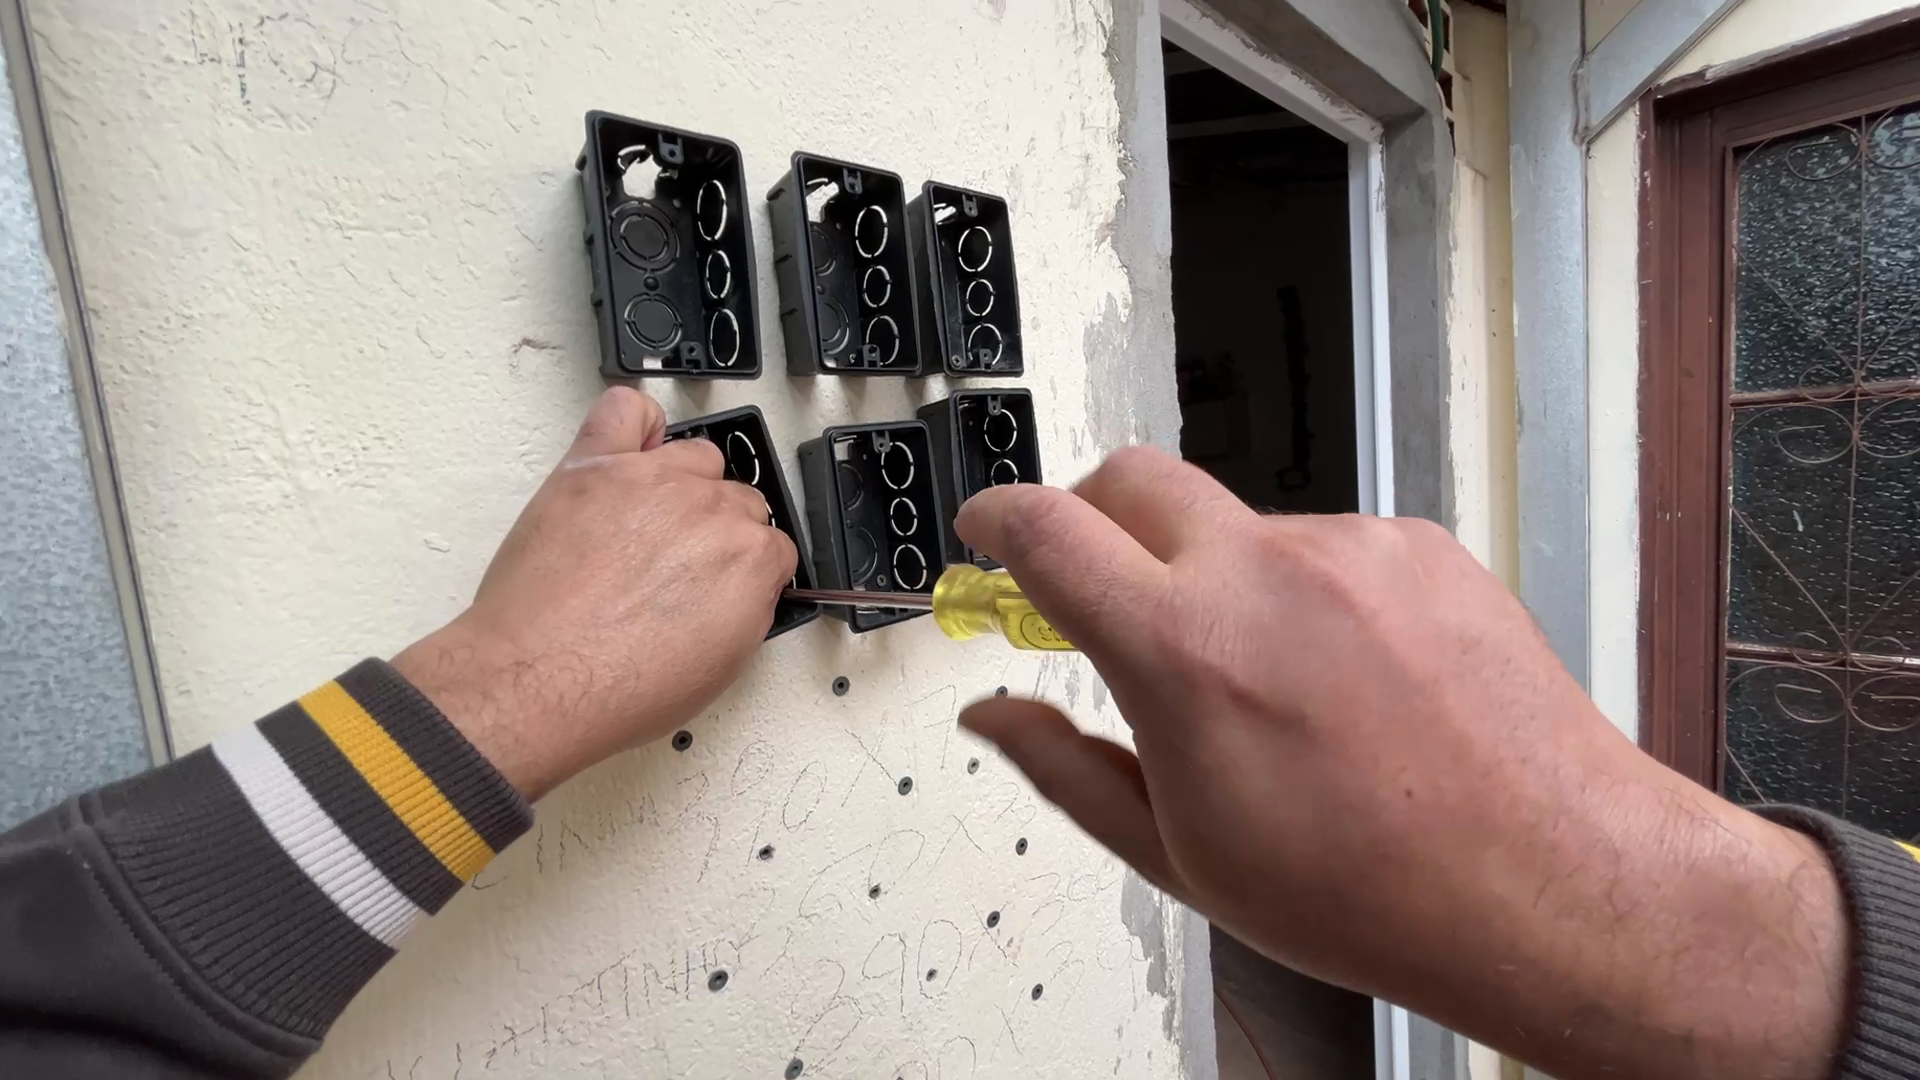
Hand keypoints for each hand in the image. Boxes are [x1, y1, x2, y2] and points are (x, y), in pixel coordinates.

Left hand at [393, 387, 795, 800]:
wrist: (537, 682)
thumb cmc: (620, 685)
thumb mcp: (722, 665)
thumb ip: (751, 607)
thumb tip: (749, 586)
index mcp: (753, 558)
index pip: (774, 544)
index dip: (748, 567)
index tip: (725, 579)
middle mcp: (714, 510)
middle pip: (740, 498)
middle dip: (719, 530)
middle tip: (682, 561)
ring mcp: (655, 480)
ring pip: (700, 456)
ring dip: (688, 482)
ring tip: (656, 516)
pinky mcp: (598, 465)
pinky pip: (629, 409)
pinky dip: (638, 423)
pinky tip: (635, 450)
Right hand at [954, 447, 1846, 1079]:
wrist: (1562, 888)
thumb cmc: (1359, 892)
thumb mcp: (1174, 849)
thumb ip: (1060, 765)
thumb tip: (990, 715)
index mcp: (1183, 652)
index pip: (1048, 533)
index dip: (996, 518)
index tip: (985, 528)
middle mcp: (1260, 572)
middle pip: (1126, 476)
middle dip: (1085, 515)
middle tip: (1096, 585)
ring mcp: (1344, 546)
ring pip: (1221, 520)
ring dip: (1199, 573)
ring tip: (1253, 672)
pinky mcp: (1410, 541)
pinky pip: (1306, 540)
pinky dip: (1284, 587)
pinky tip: (1330, 666)